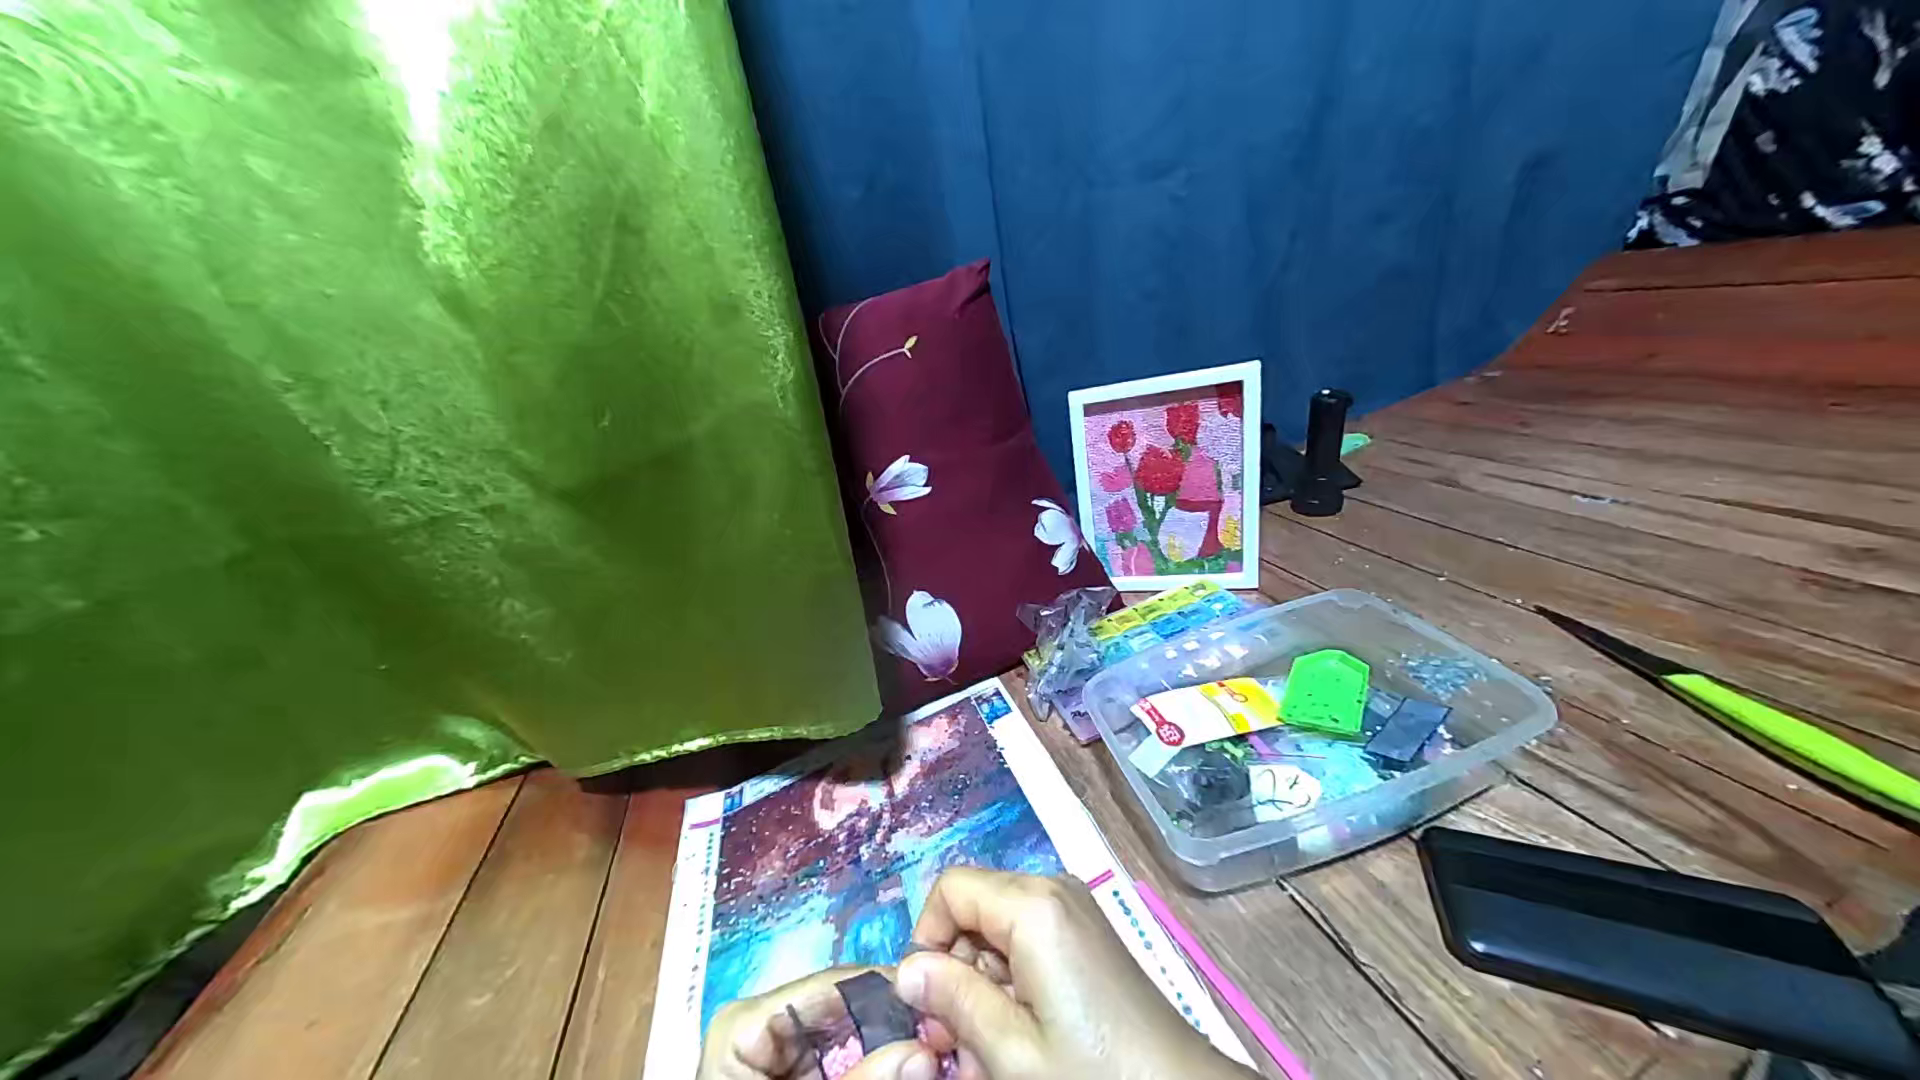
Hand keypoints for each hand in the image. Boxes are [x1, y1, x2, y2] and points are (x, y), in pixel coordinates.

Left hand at [698, 966, 939, 1079]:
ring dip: (891, 1051)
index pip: (834, 985)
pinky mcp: (792, 1075)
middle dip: (895, 1028)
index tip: (940, 1010)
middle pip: (847, 1011)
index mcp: (749, 1021)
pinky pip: (842, 1063)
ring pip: (852, 1038)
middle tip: (944, 1040)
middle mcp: (765, 1025)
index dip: (891, 994)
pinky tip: (908, 1071)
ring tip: (935, 1057)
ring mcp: (778, 1052)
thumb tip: (925, 1050)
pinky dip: (873, 1071)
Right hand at [896, 868, 1256, 1079]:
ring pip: (997, 926)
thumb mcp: (1012, 1051)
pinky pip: (1027, 936)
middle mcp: (1052, 887)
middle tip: (960, 1040)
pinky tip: (1024, 1031)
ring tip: (994, 1048)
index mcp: (1033, 903)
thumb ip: (953, 1000)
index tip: (931, 1002)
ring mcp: (1072, 905)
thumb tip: (905, 969)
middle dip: (956, 969)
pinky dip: (1012, 977)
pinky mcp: (1084, 928)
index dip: (927, 939)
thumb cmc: (1093, 1074)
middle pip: (974, 906)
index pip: (951, 889)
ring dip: (982, 982)